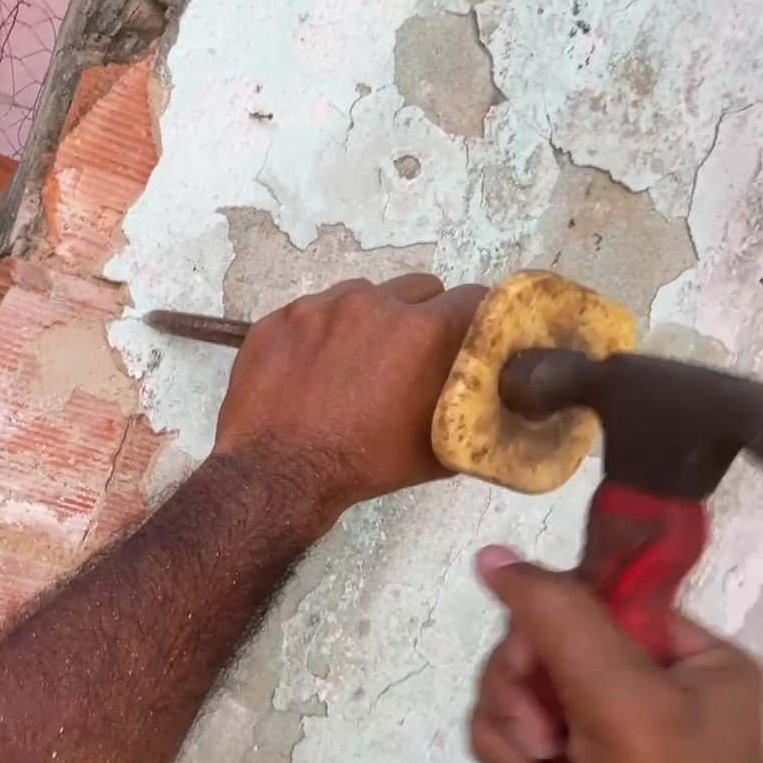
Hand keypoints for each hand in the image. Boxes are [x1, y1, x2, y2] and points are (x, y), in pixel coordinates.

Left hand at [210, 274, 485, 519]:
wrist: (276, 471)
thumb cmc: (363, 464)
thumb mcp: (441, 442)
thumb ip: (473, 402)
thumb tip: (489, 386)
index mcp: (423, 329)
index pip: (472, 299)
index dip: (471, 320)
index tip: (462, 340)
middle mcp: (369, 304)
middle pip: (413, 291)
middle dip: (417, 316)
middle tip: (402, 355)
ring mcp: (314, 309)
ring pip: (356, 297)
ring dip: (362, 321)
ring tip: (347, 362)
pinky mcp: (273, 321)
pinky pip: (306, 315)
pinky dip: (313, 334)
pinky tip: (304, 369)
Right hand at [469, 547, 762, 762]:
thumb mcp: (618, 695)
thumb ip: (555, 616)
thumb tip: (490, 554)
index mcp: (689, 658)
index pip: (592, 600)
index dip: (547, 627)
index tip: (537, 666)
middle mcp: (643, 684)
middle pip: (534, 647)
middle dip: (518, 695)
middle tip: (539, 735)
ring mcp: (597, 725)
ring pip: (507, 690)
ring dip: (507, 735)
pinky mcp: (560, 761)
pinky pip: (501, 730)